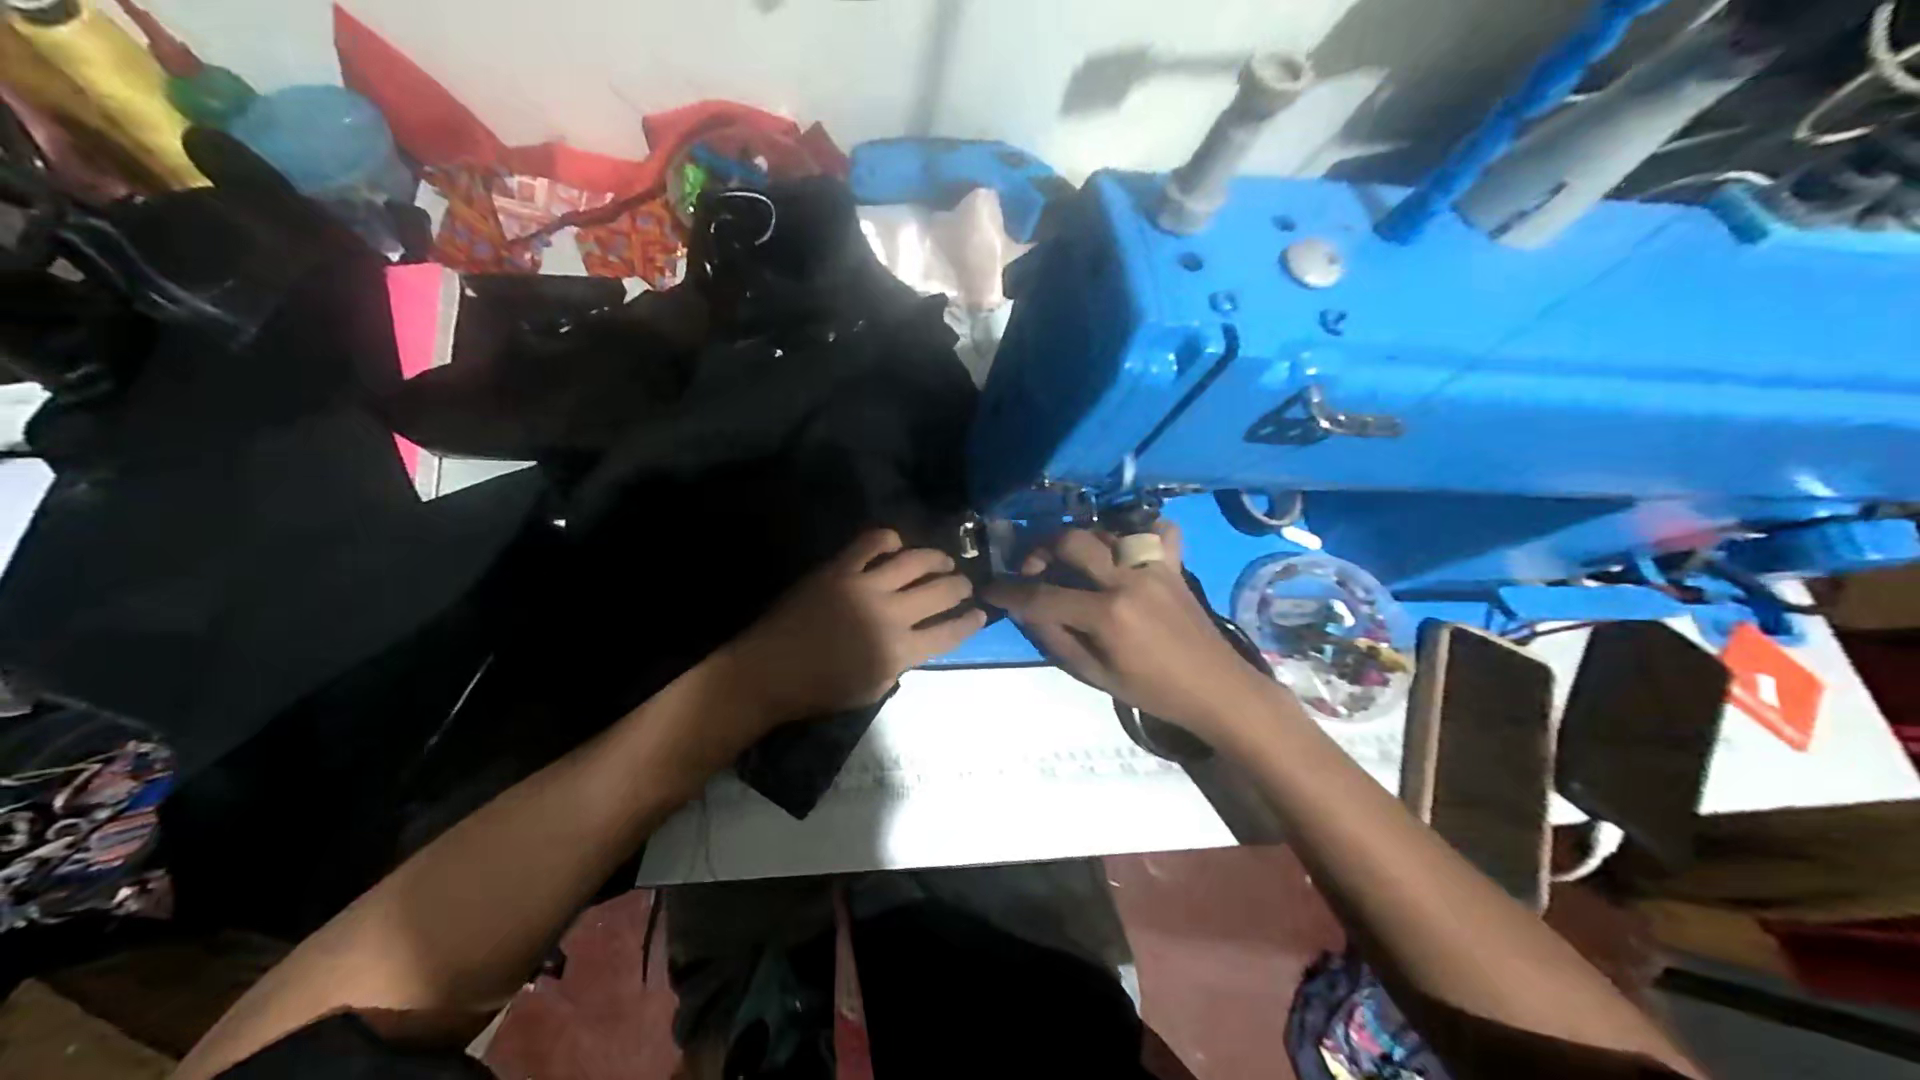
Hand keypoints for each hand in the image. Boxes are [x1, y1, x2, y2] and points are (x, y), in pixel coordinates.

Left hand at [723, 529, 987, 725]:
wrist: (767, 673)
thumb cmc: (819, 691)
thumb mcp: (872, 690)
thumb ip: (901, 663)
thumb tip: (916, 641)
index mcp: (899, 652)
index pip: (949, 632)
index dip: (970, 621)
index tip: (980, 612)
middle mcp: (889, 614)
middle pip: (940, 592)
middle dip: (960, 586)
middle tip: (964, 584)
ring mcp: (864, 586)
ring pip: (915, 561)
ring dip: (936, 558)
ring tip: (943, 560)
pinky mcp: (838, 569)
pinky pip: (870, 543)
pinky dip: (889, 539)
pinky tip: (896, 545)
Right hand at [984, 524, 1277, 737]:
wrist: (1215, 688)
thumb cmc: (1152, 691)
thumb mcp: (1095, 675)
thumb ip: (1055, 638)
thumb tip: (1024, 610)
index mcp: (1107, 615)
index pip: (1042, 595)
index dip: (1009, 591)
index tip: (990, 589)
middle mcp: (1128, 580)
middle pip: (1071, 541)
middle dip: (1040, 549)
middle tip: (1032, 569)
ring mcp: (1154, 566)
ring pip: (1104, 530)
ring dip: (1077, 541)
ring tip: (1069, 561)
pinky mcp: (1173, 564)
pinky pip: (1153, 530)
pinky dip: (1134, 530)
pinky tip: (1121, 547)